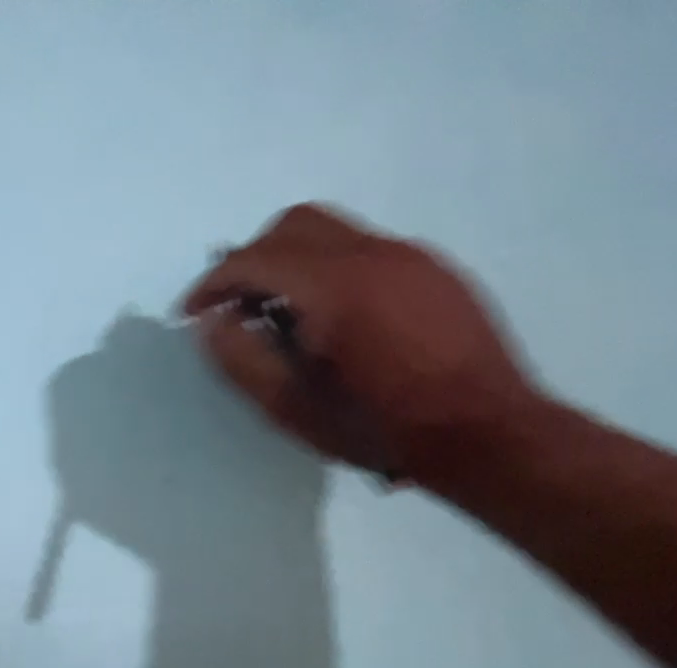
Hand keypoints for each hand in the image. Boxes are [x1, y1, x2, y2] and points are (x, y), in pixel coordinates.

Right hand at [182, 203, 544, 478]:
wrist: (484, 433)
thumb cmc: (377, 426)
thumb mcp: (290, 405)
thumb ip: (240, 357)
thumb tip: (212, 322)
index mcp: (334, 286)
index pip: (253, 259)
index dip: (212, 284)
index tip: (192, 314)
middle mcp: (374, 254)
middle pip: (293, 225)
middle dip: (252, 260)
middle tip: (236, 308)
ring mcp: (412, 258)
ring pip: (332, 233)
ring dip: (292, 264)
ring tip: (282, 318)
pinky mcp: (436, 273)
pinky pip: (367, 252)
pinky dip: (331, 272)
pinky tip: (333, 322)